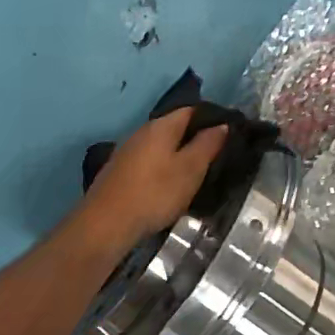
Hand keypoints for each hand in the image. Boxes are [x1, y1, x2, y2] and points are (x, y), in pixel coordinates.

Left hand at [70, 107, 227, 249]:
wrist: (107, 223)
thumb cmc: (154, 194)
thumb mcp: (190, 170)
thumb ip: (207, 145)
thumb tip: (221, 124)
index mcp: (160, 126)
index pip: (190, 110)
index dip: (210, 119)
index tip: (228, 134)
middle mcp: (140, 132)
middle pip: (172, 128)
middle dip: (193, 139)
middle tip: (215, 157)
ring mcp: (125, 153)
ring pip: (158, 147)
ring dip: (175, 156)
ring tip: (194, 173)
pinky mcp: (117, 173)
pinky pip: (146, 163)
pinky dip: (160, 169)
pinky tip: (167, 186)